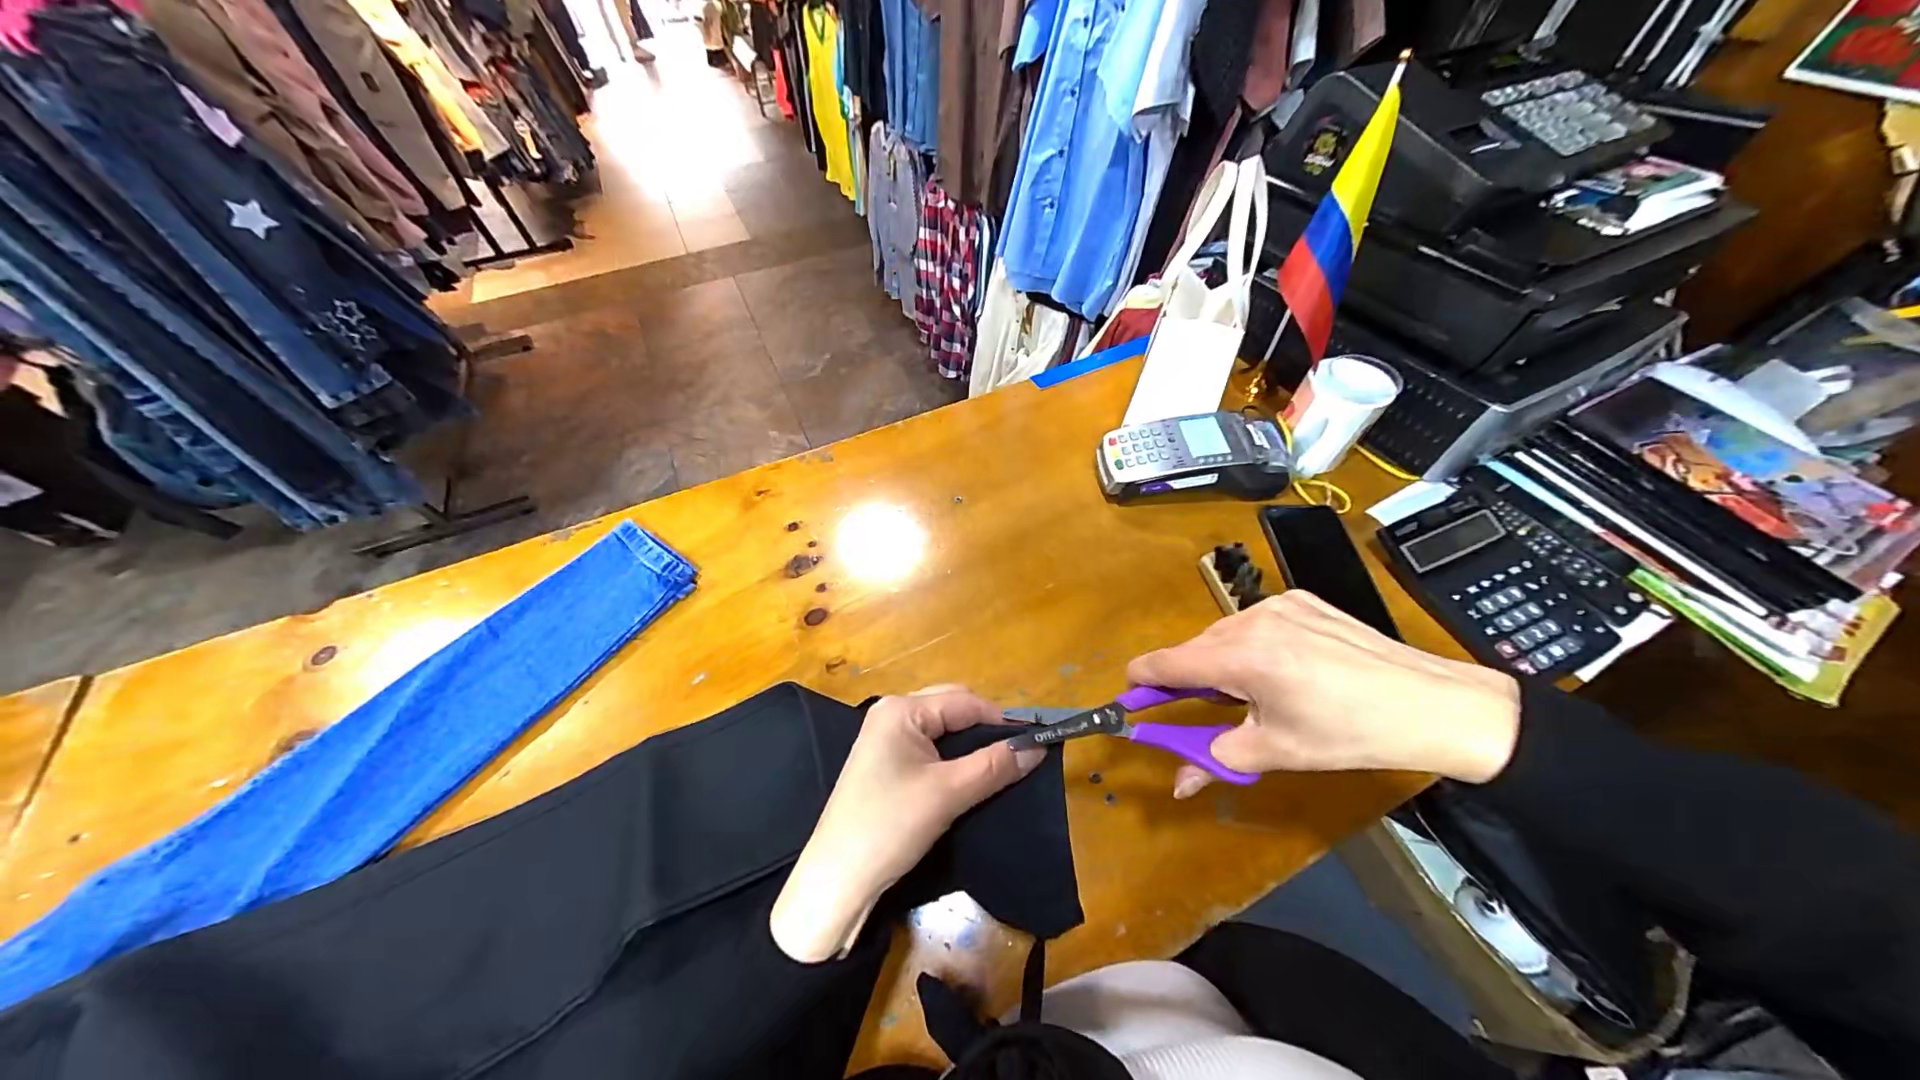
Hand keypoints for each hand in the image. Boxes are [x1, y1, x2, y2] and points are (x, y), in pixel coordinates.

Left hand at [769, 686, 1043, 961]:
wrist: (837, 880)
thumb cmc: (890, 826)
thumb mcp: (948, 794)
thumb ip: (994, 766)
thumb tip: (1038, 747)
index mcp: (901, 710)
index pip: (965, 702)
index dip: (1002, 721)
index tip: (1036, 744)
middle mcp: (890, 714)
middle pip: (953, 709)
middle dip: (986, 730)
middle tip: (1017, 760)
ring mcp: (885, 739)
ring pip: (942, 731)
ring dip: (971, 746)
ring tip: (998, 770)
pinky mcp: (885, 764)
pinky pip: (929, 748)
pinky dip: (953, 759)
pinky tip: (969, 780)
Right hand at [1127, 591, 1520, 798]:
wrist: (1433, 705)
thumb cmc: (1349, 733)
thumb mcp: (1275, 751)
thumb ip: (1213, 760)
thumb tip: (1178, 784)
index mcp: (1240, 656)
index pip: (1165, 662)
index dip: (1141, 682)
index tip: (1131, 700)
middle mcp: (1252, 619)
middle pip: (1194, 648)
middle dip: (1190, 680)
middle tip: (1207, 712)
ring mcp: (1279, 603)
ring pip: (1224, 634)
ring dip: (1221, 662)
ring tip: (1256, 694)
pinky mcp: (1302, 599)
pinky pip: (1255, 621)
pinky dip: (1251, 644)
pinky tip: (1282, 668)